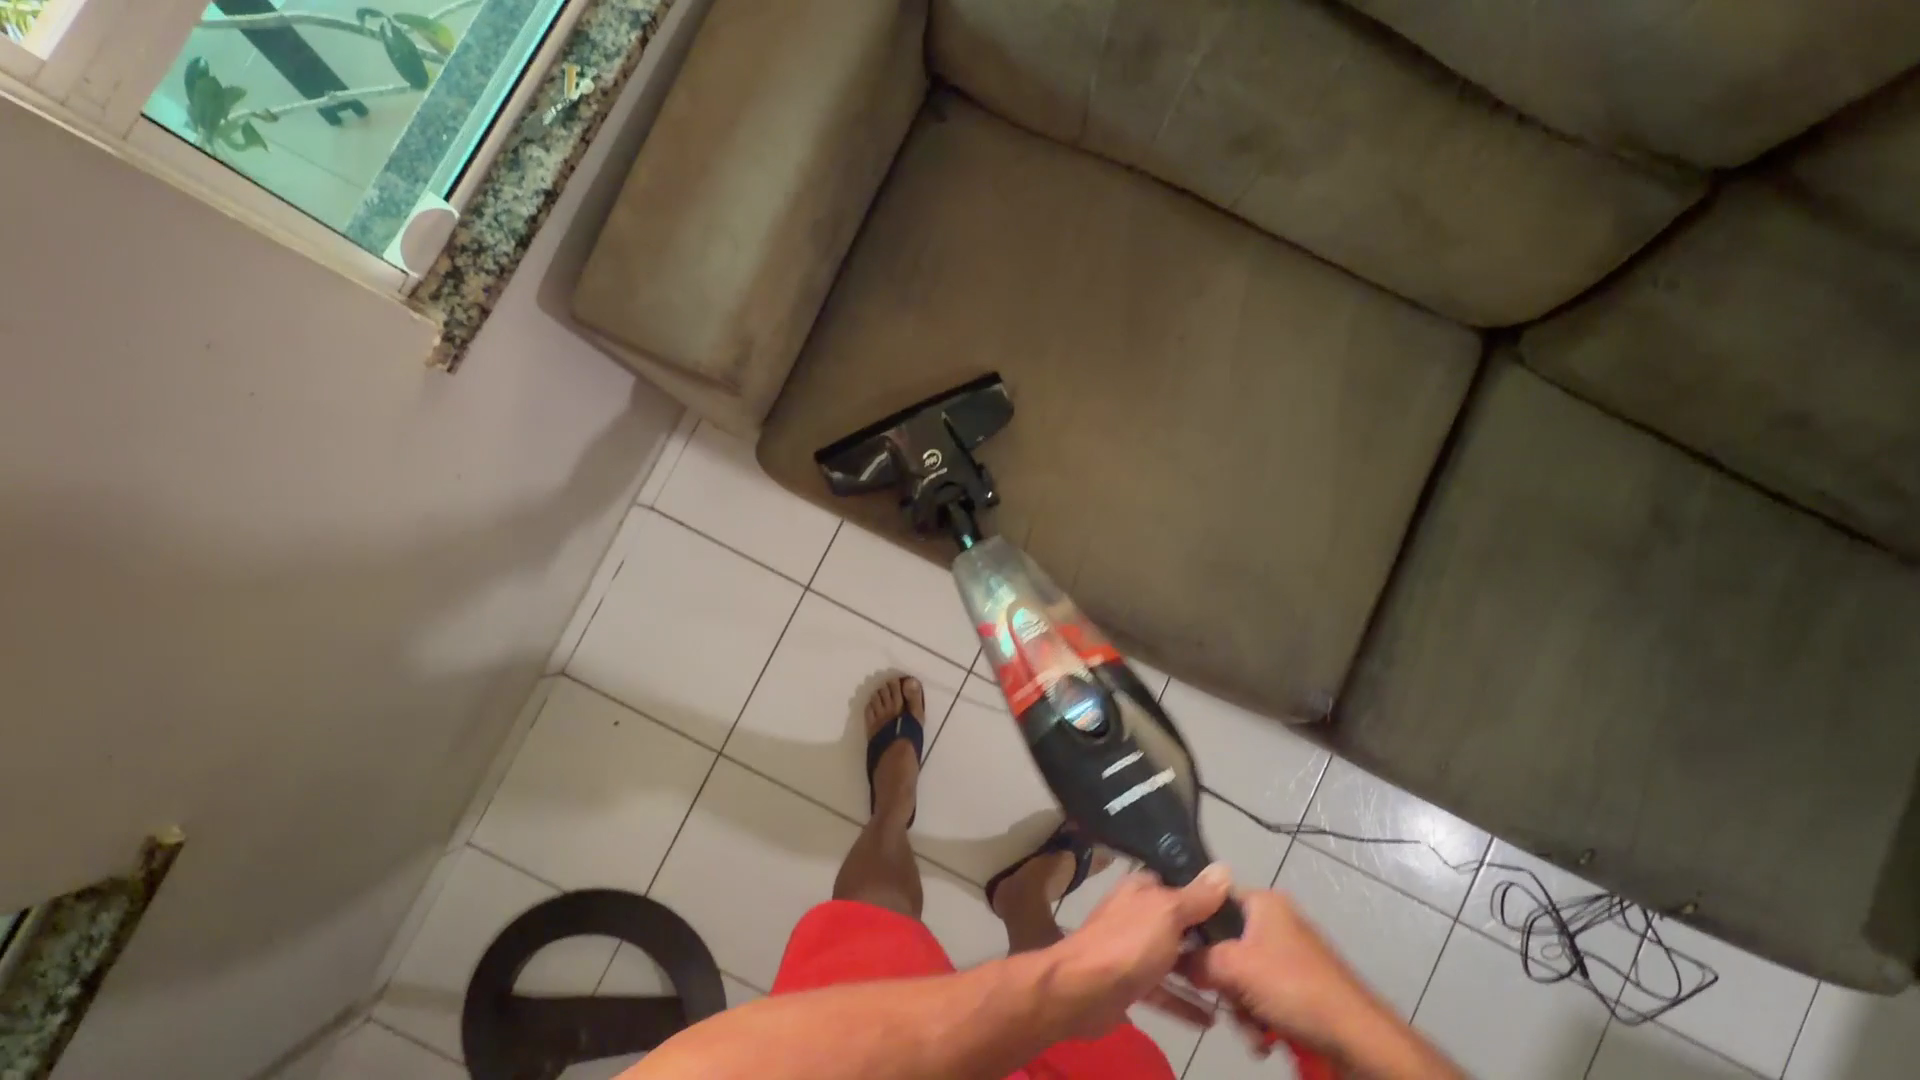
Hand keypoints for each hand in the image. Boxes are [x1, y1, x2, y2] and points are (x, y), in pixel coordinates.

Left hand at [1049, 864, 1231, 1036]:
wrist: (1083, 991)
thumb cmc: (1128, 943)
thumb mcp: (1168, 913)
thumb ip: (1196, 896)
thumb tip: (1223, 868)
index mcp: (1140, 890)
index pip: (1176, 883)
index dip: (1204, 894)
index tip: (1237, 910)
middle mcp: (1135, 915)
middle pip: (1177, 923)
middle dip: (1206, 937)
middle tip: (1244, 952)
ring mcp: (1132, 951)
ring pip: (1172, 958)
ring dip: (1198, 972)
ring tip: (1232, 987)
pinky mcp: (1130, 984)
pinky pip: (1163, 991)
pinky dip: (1184, 1003)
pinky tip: (1210, 1019)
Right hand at [1187, 890, 1389, 1055]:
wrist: (1357, 1038)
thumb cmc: (1294, 989)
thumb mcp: (1234, 967)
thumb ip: (1197, 958)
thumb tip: (1177, 960)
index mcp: (1263, 904)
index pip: (1211, 903)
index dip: (1194, 930)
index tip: (1183, 958)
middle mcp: (1275, 923)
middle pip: (1225, 945)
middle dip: (1223, 983)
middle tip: (1228, 1000)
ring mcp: (1289, 956)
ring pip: (1242, 976)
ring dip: (1240, 1008)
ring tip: (1252, 1030)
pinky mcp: (1300, 987)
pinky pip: (1262, 996)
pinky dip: (1259, 1018)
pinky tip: (1263, 1039)